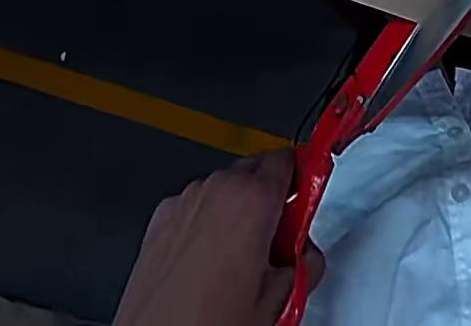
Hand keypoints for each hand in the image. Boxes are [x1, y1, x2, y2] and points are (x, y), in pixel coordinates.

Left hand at [114, 150, 324, 325]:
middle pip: (257, 169)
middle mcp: (218, 188)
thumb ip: (302, 263)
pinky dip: (206, 221)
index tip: (308, 189)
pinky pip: (195, 204)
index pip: (288, 160)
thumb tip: (306, 255)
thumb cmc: (206, 325)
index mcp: (253, 200)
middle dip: (271, 195)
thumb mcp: (278, 301)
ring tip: (240, 259)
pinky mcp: (162, 215)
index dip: (302, 175)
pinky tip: (207, 262)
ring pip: (225, 187)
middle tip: (280, 236)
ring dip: (237, 209)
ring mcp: (187, 198)